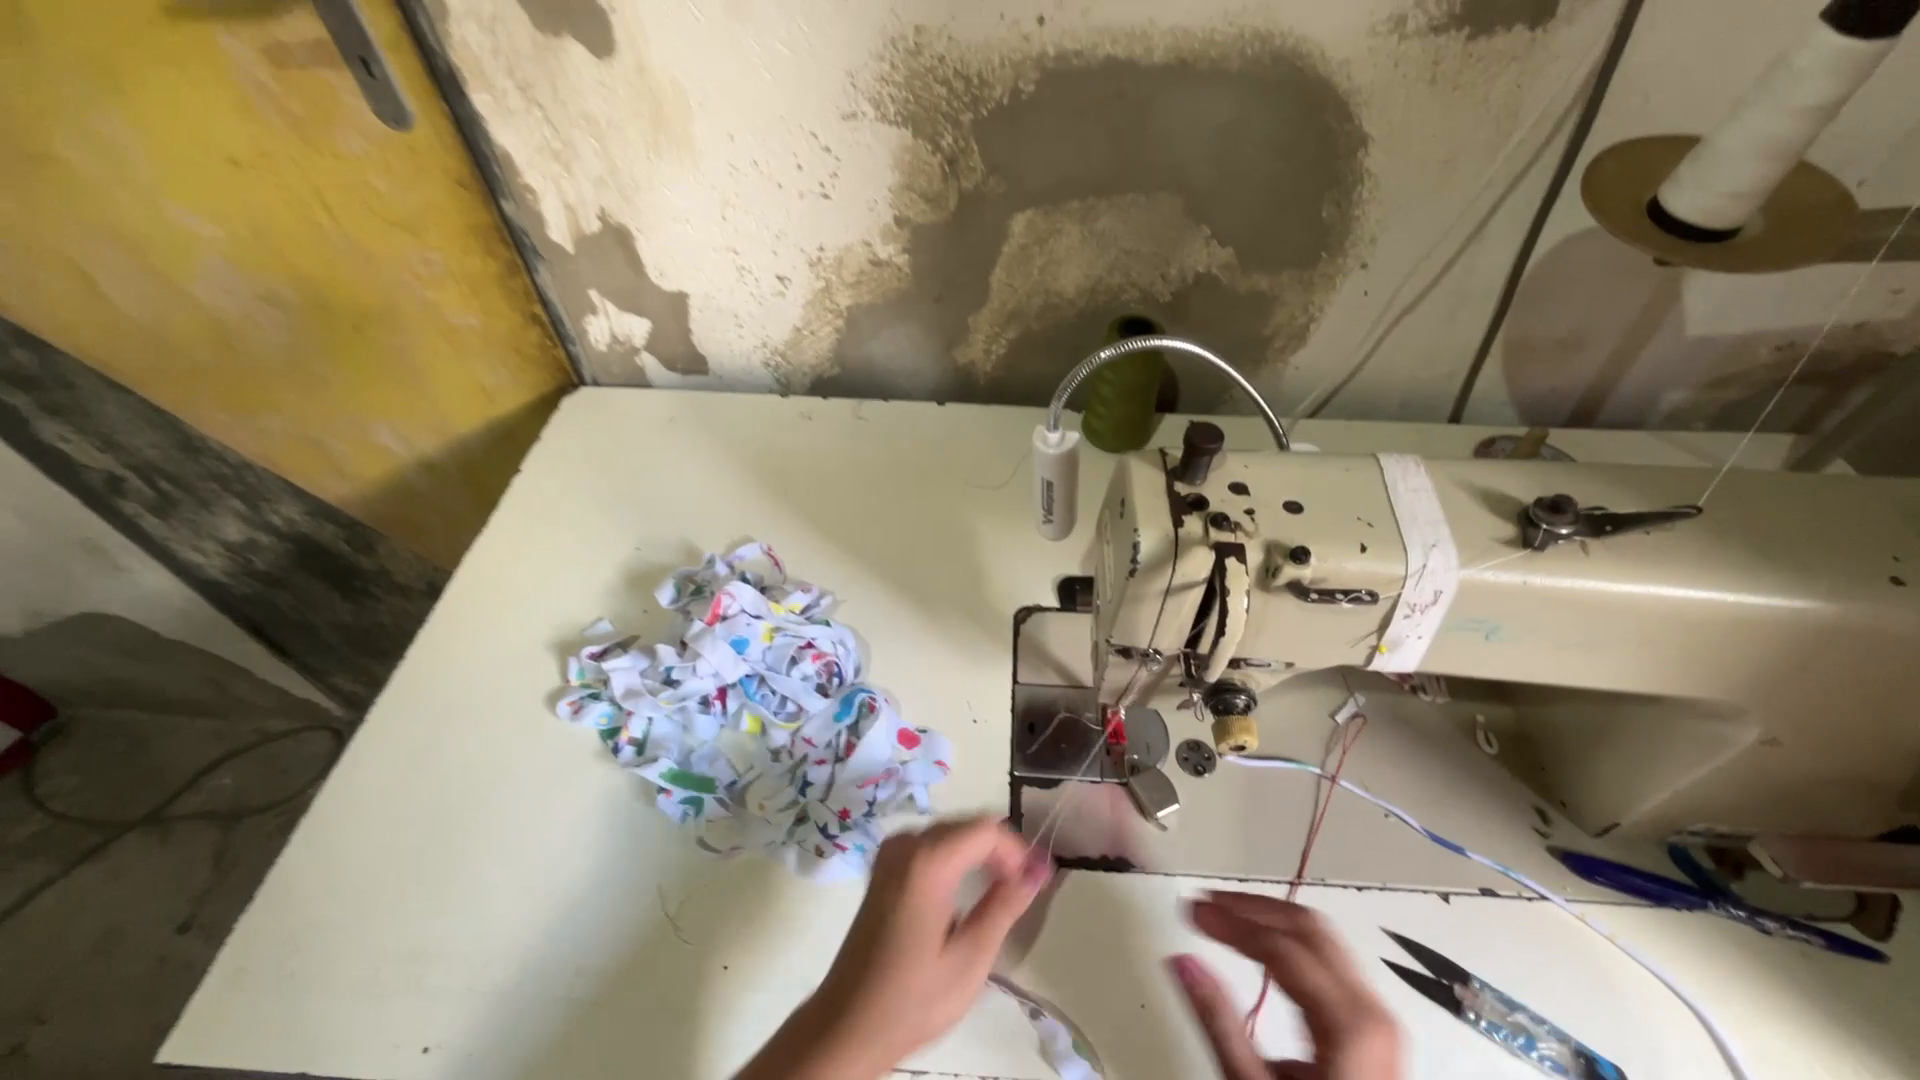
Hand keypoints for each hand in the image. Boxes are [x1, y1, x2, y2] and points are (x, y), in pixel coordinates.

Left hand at [735, 816, 1051, 1079]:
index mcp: (927, 862)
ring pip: (950, 833)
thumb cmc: (912, 998)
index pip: (988, 830)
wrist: (848, 1024)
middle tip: (1027, 887)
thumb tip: (1038, 871)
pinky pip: (930, 845)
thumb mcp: (970, 958)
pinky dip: (957, 857)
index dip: (1018, 851)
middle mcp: (905, 845)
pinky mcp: (882, 869)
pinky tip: (969, 888)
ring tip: (1005, 890)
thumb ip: (1005, 906)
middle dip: (1002, 851)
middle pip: (968, 826)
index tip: (1037, 882)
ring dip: (981, 854)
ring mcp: (889, 855)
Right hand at [1169, 892, 1402, 1079]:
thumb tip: (1180, 962)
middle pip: (1311, 930)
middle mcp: (1374, 1012)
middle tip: (1204, 904)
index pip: (1282, 950)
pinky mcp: (1376, 1031)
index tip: (1189, 911)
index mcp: (1349, 1026)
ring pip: (1325, 942)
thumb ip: (1218, 1022)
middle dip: (1252, 909)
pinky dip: (1290, 946)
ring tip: (1224, 917)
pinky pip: (1332, 965)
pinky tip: (1258, 949)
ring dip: (1271, 921)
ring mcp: (1381, 1020)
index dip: (1231, 923)